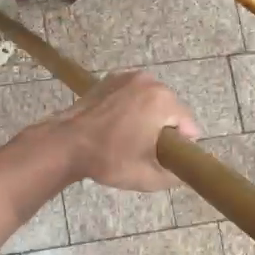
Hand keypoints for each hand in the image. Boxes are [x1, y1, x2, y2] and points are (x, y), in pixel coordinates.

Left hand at [33, 72, 201, 191]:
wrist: (65, 143)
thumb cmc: (109, 159)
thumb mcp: (150, 177)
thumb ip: (176, 175)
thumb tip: (184, 171)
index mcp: (163, 100)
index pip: (188, 125)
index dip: (181, 145)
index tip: (164, 158)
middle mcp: (148, 80)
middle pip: (170, 109)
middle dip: (163, 129)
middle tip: (144, 150)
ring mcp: (127, 76)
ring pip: (151, 101)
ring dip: (147, 118)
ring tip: (128, 138)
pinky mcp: (109, 79)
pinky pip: (132, 95)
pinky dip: (130, 108)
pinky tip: (116, 126)